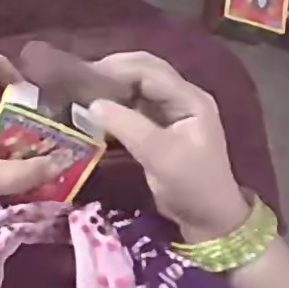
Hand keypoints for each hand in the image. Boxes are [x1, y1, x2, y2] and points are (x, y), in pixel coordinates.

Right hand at [85, 52, 251, 242]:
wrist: (208, 218)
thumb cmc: (192, 186)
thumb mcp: (161, 156)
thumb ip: (128, 126)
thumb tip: (92, 104)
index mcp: (190, 99)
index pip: (150, 70)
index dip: (117, 68)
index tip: (84, 76)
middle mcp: (181, 98)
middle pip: (144, 71)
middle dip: (112, 72)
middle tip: (79, 80)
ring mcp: (170, 112)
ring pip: (136, 86)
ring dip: (111, 86)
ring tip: (82, 91)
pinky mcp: (158, 126)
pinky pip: (133, 105)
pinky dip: (114, 103)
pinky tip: (94, 108)